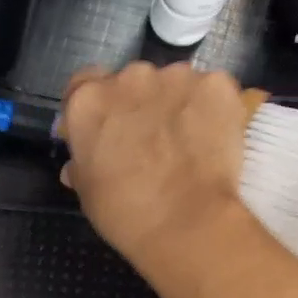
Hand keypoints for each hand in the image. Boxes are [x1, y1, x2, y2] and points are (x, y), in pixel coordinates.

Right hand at [58, 62, 258, 264]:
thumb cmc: (124, 213)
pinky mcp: (217, 84)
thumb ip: (81, 166)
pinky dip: (204, 110)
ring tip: (179, 145)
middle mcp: (130, 77)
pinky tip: (205, 141)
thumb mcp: (87, 193)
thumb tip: (80, 163)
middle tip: (141, 143)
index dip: (92, 110)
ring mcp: (177, 76)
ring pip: (170, 85)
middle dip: (133, 106)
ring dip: (170, 106)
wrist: (186, 221)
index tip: (99, 131)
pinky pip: (206, 92)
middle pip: (129, 83)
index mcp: (88, 102)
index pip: (82, 85)